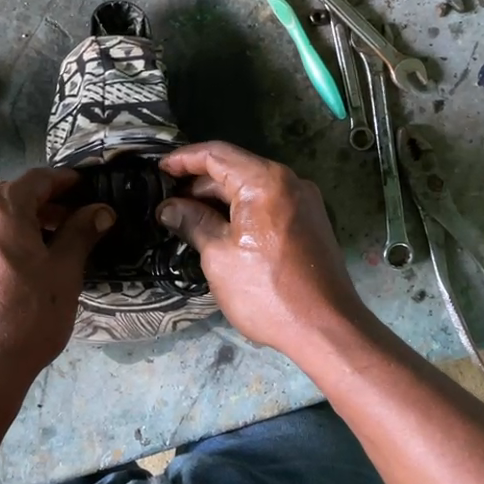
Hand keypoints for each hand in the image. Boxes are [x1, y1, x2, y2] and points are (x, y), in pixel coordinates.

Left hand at [0, 168, 115, 385]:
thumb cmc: (29, 314)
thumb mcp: (65, 271)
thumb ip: (81, 232)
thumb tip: (101, 211)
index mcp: (0, 208)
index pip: (38, 180)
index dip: (64, 181)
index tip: (84, 188)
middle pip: (11, 198)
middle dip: (42, 206)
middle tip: (69, 222)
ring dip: (16, 226)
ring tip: (41, 249)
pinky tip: (10, 270)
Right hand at [156, 142, 369, 357]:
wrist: (326, 330)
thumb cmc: (267, 291)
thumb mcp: (219, 256)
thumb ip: (193, 222)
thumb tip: (168, 207)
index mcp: (265, 181)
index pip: (216, 154)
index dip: (183, 159)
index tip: (158, 170)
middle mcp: (288, 181)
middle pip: (235, 167)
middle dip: (198, 181)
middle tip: (167, 200)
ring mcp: (302, 201)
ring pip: (251, 185)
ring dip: (219, 197)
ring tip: (187, 216)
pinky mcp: (308, 221)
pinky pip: (267, 201)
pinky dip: (240, 208)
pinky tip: (219, 227)